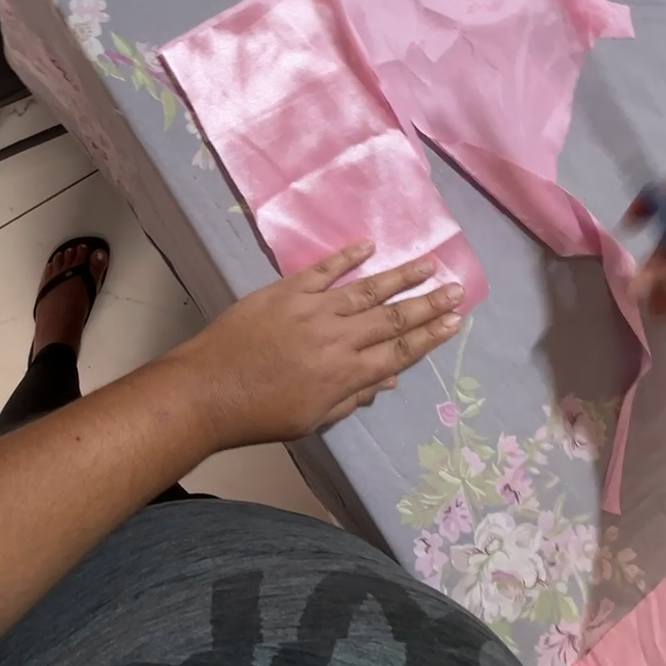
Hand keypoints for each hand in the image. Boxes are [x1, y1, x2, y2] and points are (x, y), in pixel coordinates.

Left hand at [166, 241, 465, 449]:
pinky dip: (347, 257)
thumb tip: (389, 380)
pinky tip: (368, 245)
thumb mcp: (313, 420)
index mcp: (346, 374)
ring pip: (366, 289)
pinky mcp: (287, 291)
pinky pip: (324, 270)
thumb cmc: (260, 415)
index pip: (399, 352)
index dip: (430, 337)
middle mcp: (338, 338)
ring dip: (400, 276)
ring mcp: (312, 310)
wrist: (207, 390)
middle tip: (457, 289)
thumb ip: (352, 397)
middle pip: (392, 317)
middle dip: (428, 304)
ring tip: (429, 263)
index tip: (454, 322)